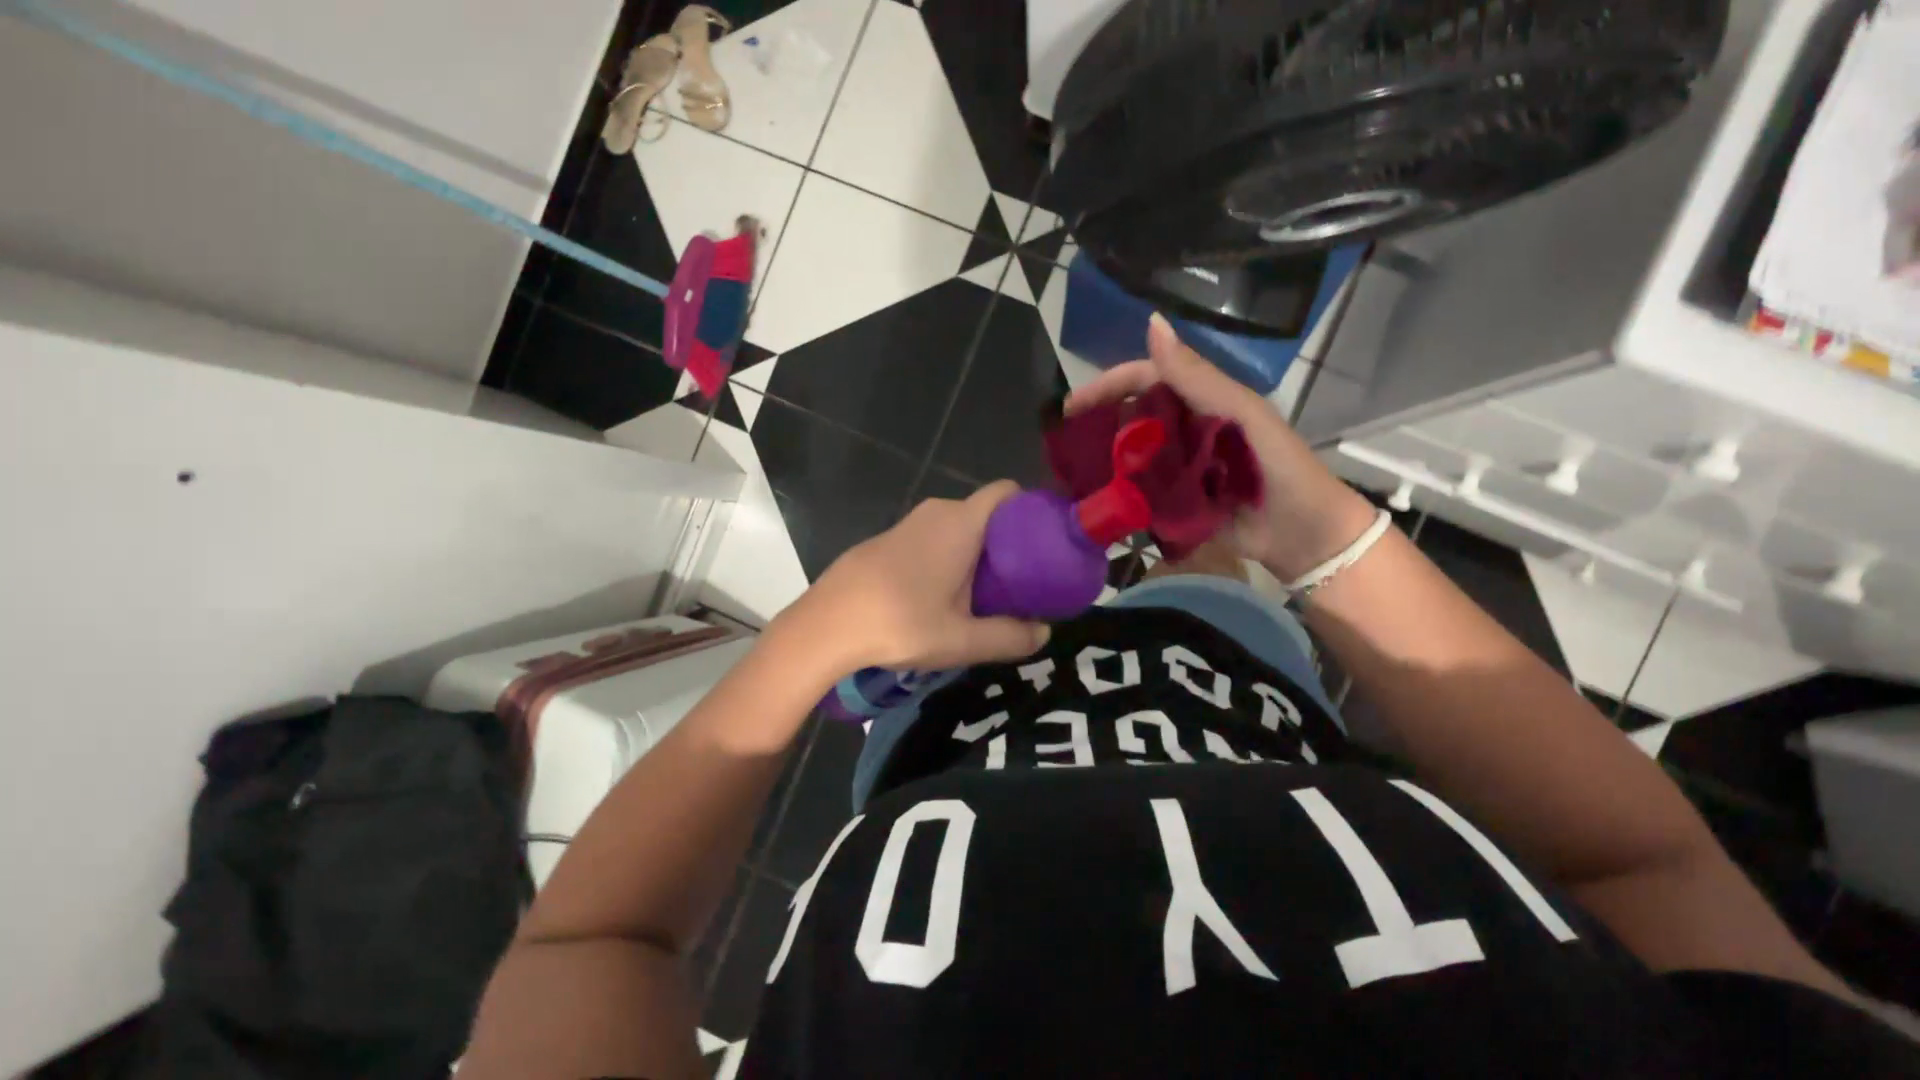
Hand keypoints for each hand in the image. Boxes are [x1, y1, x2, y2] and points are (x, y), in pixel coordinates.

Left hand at [777, 481, 1051, 673]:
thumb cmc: (900, 624)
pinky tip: (942, 599)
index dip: (1032, 512)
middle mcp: (936, 512)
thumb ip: (1010, 636)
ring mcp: (906, 525)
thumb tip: (1044, 634)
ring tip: (987, 598)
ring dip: (975, 556)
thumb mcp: (963, 640)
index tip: (1047, 547)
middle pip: (985, 514)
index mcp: (960, 523)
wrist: (825, 627)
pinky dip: (947, 560)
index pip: (1007, 492)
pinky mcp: (885, 542)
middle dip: (1008, 544)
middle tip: (1023, 584)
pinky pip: (931, 541)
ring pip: (956, 530)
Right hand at [1064, 313, 1379, 581]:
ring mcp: (1183, 467)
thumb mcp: (1241, 414)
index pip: (1146, 380)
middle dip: (1100, 424)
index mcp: (1204, 399)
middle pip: (1134, 416)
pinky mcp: (1181, 503)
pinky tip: (1098, 501)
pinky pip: (1144, 492)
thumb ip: (1196, 376)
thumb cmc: (1281, 466)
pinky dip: (1123, 494)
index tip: (1072, 406)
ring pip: (1135, 455)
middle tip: (1066, 443)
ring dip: (1106, 460)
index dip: (1109, 386)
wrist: (1307, 534)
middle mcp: (1189, 428)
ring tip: (1073, 474)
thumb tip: (1152, 323)